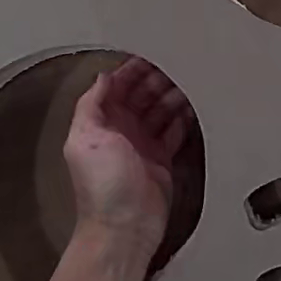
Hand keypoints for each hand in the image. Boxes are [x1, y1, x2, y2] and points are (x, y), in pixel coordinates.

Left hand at [62, 57, 192, 245]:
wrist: (125, 227)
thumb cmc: (103, 188)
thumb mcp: (84, 139)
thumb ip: (90, 105)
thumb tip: (102, 77)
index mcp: (102, 123)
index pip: (118, 86)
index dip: (134, 69)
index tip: (153, 53)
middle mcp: (123, 131)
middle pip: (143, 94)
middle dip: (159, 77)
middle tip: (179, 64)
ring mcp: (144, 144)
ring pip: (162, 108)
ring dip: (175, 93)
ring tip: (192, 80)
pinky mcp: (163, 157)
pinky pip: (177, 128)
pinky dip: (185, 115)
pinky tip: (195, 105)